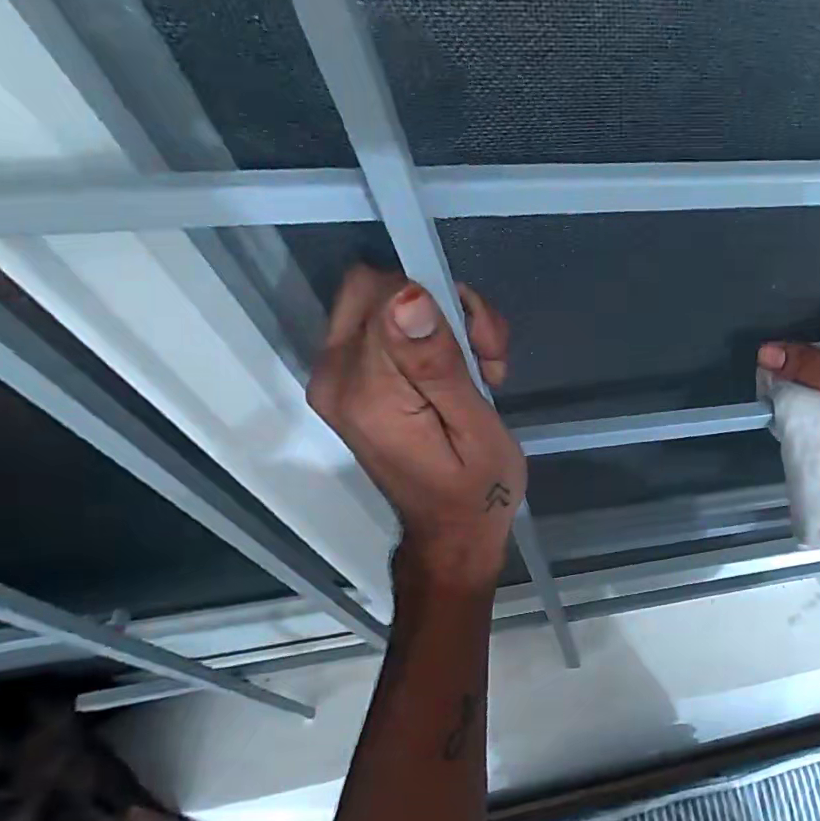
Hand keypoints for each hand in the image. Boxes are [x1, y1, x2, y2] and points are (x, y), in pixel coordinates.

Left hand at [307, 266, 523, 587]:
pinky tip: (461, 373)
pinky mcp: (349, 381)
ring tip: (481, 370)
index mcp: (367, 390)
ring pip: (383, 302)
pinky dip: (428, 336)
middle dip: (441, 306)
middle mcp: (334, 375)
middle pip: (377, 288)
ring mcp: (335, 378)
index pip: (389, 295)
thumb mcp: (475, 429)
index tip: (483, 349)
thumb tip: (408, 297)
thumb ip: (439, 365)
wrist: (452, 532)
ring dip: (442, 322)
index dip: (444, 306)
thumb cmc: (476, 490)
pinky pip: (383, 326)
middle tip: (484, 355)